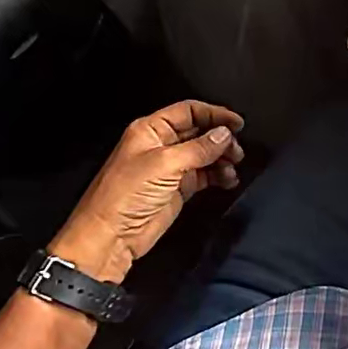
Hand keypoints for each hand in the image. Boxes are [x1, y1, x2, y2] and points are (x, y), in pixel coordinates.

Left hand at [47, 101, 243, 281]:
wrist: (111, 237)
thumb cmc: (121, 198)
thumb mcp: (164, 164)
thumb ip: (198, 148)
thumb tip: (223, 135)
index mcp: (150, 130)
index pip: (188, 111)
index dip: (214, 114)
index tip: (236, 123)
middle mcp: (161, 146)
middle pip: (200, 132)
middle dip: (220, 139)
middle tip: (235, 149)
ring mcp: (170, 168)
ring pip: (205, 154)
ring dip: (222, 158)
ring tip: (233, 165)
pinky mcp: (178, 188)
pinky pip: (205, 175)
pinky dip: (219, 176)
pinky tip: (227, 179)